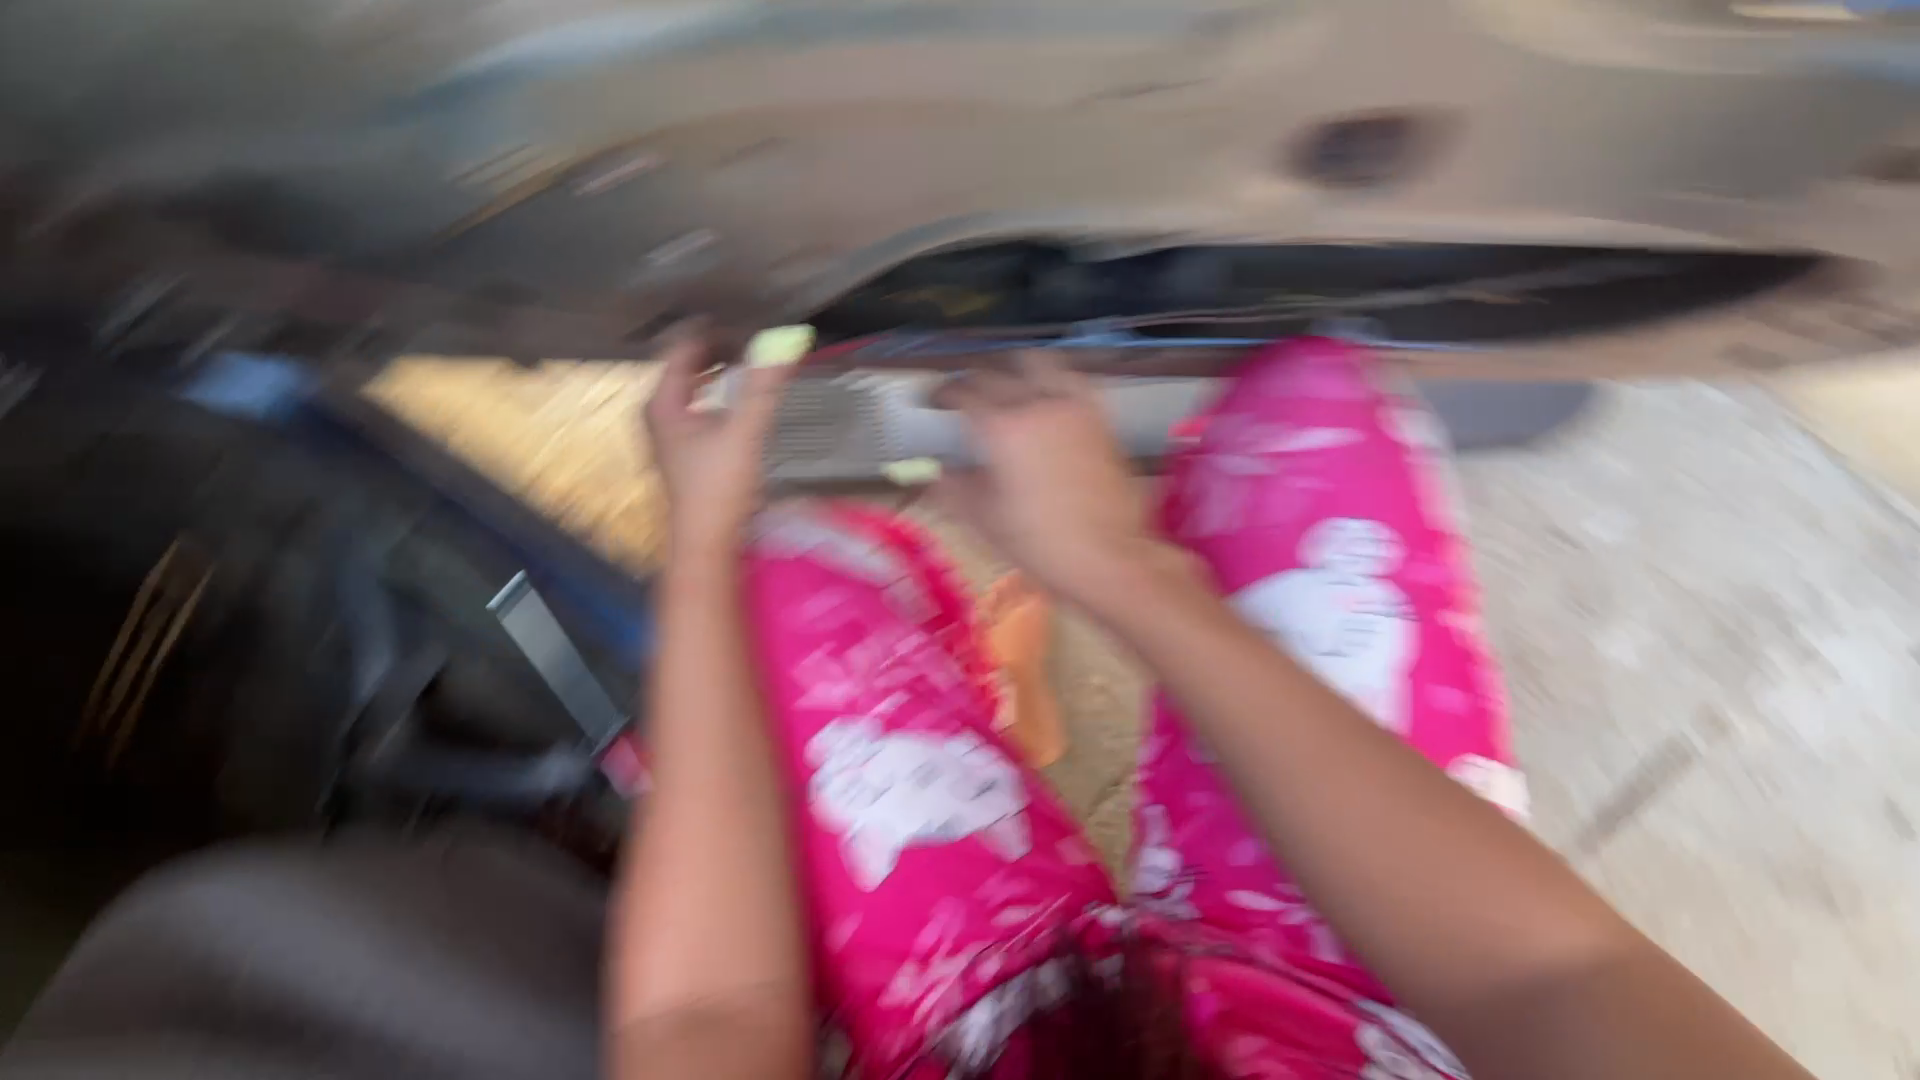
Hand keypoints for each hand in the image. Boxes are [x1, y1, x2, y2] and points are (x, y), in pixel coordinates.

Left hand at [643, 324, 792, 553]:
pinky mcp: (681, 452)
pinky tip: (740, 400)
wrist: (706, 544)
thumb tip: (787, 342)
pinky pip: (697, 406)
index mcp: (662, 402)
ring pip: (690, 387)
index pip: (682, 346)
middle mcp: (656, 414)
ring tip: (748, 360)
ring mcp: (667, 435)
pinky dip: (717, 394)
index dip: (713, 329)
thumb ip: (764, 385)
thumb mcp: (745, 432)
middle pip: (684, 365)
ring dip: (717, 371)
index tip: (746, 319)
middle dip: (716, 347)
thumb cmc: (718, 488)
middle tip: (751, 335)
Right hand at [932, 353, 1174, 603]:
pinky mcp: (1100, 417)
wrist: (1108, 558)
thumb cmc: (1040, 545)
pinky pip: (1073, 381)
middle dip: (973, 382)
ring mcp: (1072, 407)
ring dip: (1014, 370)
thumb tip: (938, 472)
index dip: (942, 393)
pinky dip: (1054, 381)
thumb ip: (954, 489)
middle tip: (963, 398)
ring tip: (1006, 386)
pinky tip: (1048, 398)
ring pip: (1038, 364)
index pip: (962, 392)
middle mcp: (1036, 405)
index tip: (934, 402)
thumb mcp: (984, 522)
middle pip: (996, 374)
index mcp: (1000, 429)